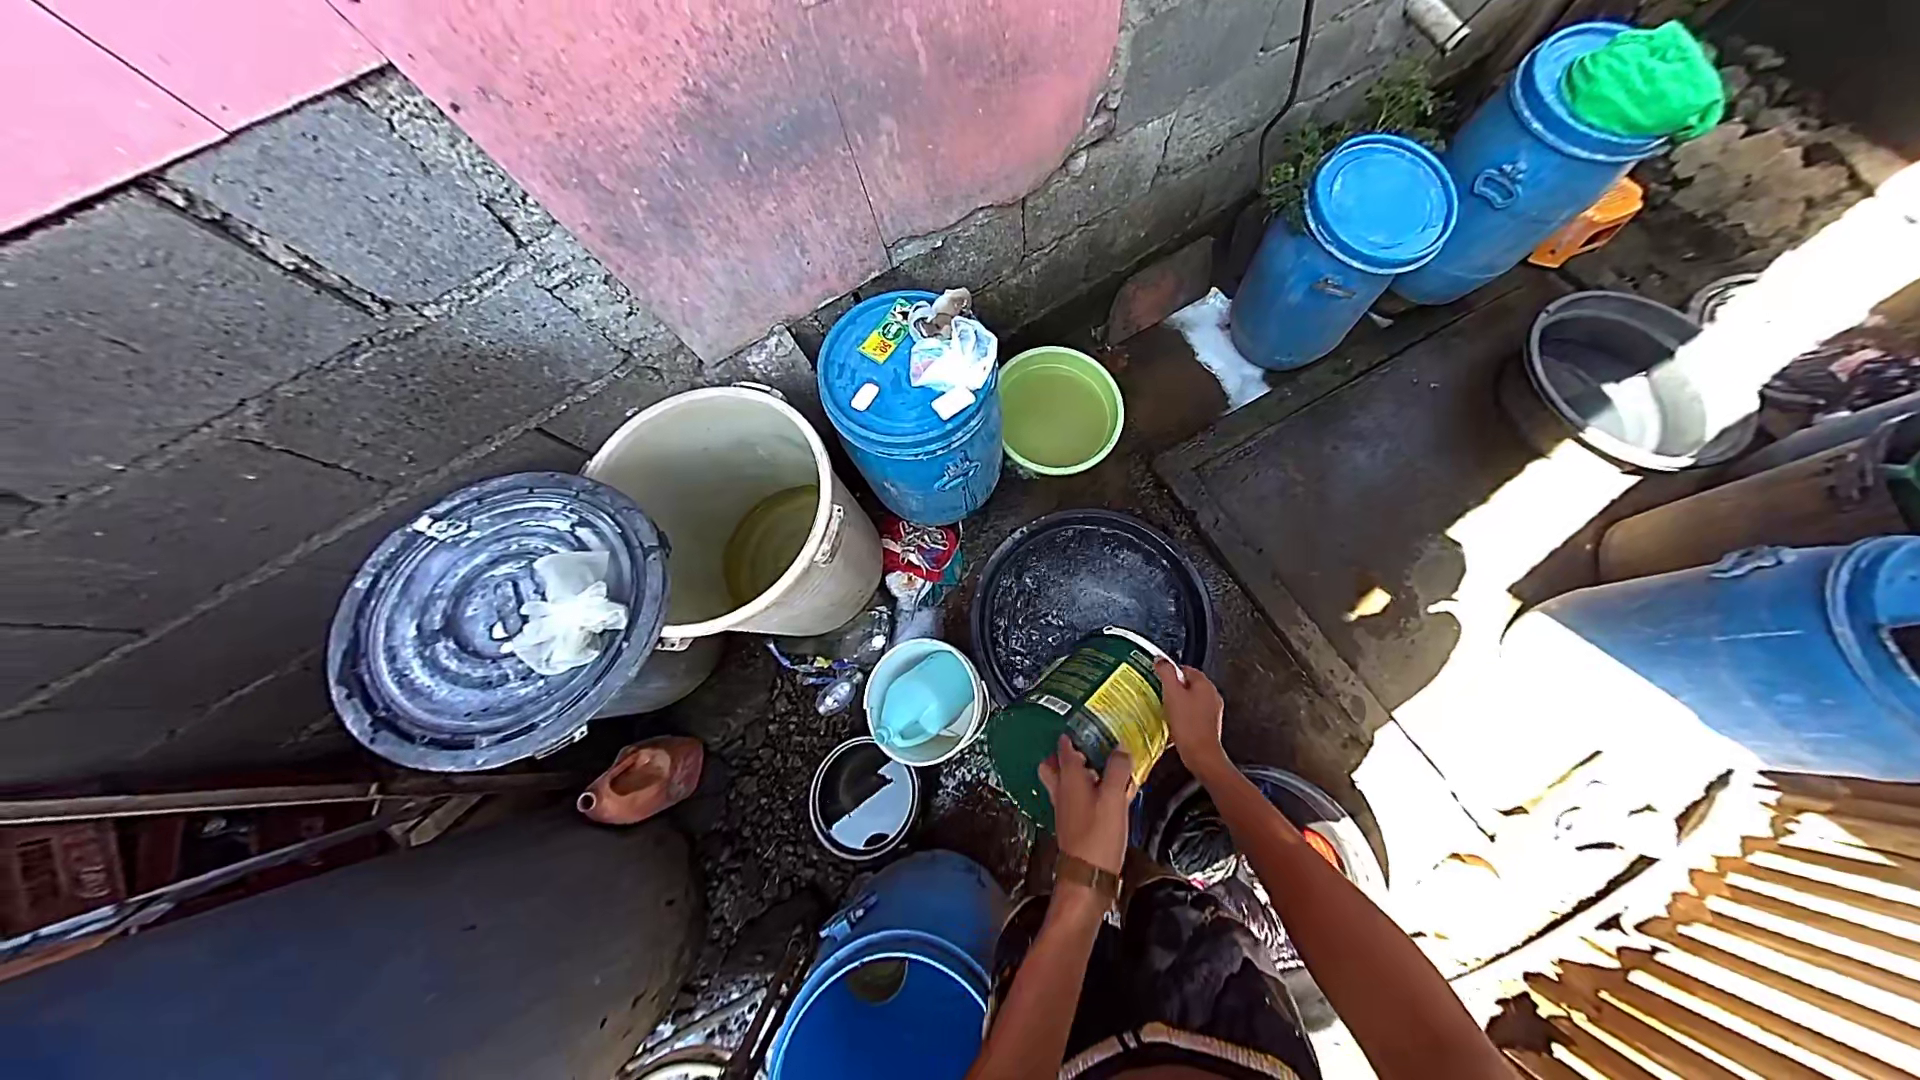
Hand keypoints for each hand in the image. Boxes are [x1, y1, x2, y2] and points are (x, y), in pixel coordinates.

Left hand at [1038, 735, 1131, 876]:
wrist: (1088, 876)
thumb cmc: (1098, 834)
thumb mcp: (1113, 797)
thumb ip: (1117, 769)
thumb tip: (1120, 748)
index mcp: (1068, 777)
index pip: (1064, 746)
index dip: (1074, 734)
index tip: (1088, 724)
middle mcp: (1061, 789)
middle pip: (1055, 764)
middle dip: (1069, 754)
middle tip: (1091, 749)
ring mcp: (1065, 807)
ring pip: (1065, 781)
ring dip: (1081, 773)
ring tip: (1106, 770)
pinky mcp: (1073, 822)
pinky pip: (1077, 797)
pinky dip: (1088, 791)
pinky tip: (1109, 796)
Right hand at [1155, 659, 1229, 778]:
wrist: (1200, 754)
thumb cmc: (1188, 724)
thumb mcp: (1171, 693)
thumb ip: (1166, 672)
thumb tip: (1160, 659)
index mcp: (1205, 684)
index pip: (1185, 669)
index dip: (1170, 672)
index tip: (1159, 677)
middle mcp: (1212, 695)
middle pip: (1188, 684)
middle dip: (1173, 688)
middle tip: (1160, 693)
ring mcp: (1212, 711)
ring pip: (1191, 699)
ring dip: (1177, 702)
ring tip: (1165, 708)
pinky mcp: (1208, 724)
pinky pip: (1193, 713)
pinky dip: (1183, 714)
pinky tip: (1173, 721)